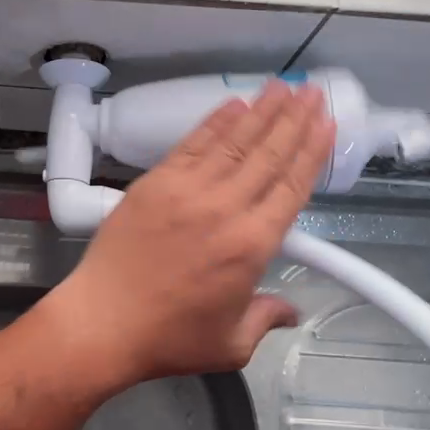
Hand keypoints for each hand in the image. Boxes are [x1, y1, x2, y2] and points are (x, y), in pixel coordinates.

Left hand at [40, 81, 335, 386]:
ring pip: (232, 142)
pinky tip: (232, 106)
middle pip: (267, 155)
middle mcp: (223, 208)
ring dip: (259, 112)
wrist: (103, 321)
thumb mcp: (232, 343)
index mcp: (251, 244)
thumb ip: (266, 318)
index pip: (291, 187)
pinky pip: (192, 144)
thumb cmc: (169, 337)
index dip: (313, 151)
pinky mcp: (154, 182)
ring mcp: (186, 189)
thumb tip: (290, 310)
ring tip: (281, 87)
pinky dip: (214, 123)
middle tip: (312, 91)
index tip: (326, 123)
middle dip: (293, 119)